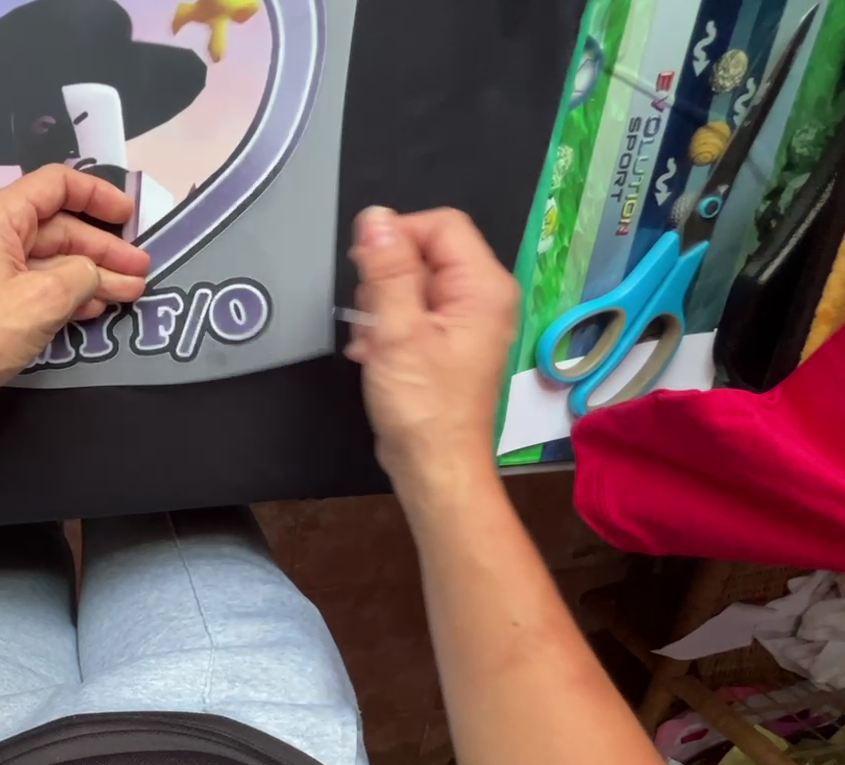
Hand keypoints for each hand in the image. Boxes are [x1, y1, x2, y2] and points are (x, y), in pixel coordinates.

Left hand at [0, 164, 151, 416]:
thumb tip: (98, 275)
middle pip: (60, 229)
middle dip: (104, 251)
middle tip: (140, 271)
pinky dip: (68, 294)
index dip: (98, 196)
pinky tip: (95, 307)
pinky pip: (37, 286)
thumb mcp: (45, 298)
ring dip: (92, 277)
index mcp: (0, 215)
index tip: (129, 218)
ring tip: (129, 293)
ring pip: (52, 262)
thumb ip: (83, 276)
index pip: (57, 185)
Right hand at [344, 207, 518, 487]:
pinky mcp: (443, 346)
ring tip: (373, 346)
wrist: (433, 465)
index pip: (440, 225)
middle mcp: (479, 298)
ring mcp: (462, 323)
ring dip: (379, 310)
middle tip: (371, 320)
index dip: (396, 237)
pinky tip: (374, 357)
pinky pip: (409, 317)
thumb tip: (375, 218)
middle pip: (423, 255)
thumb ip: (386, 271)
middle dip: (384, 282)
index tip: (363, 270)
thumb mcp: (396, 332)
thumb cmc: (421, 407)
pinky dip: (385, 331)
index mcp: (481, 286)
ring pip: (410, 287)